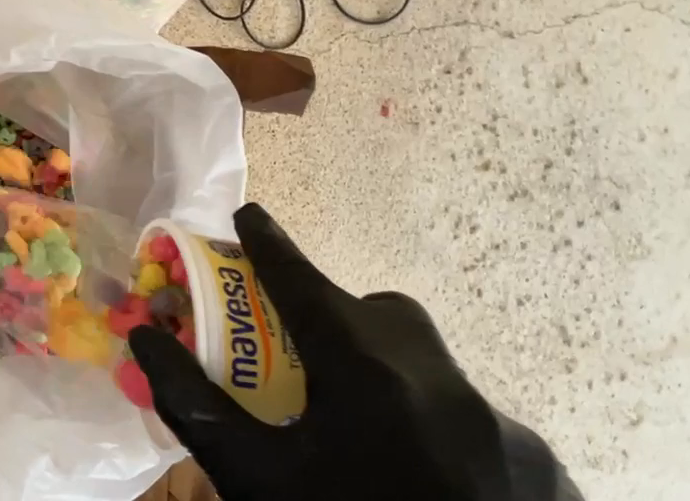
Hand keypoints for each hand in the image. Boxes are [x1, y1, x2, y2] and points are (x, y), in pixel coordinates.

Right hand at [127, 204, 581, 500]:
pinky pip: (475, 421)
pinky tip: (420, 478)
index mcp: (365, 372)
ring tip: (359, 429)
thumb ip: (195, 404)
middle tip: (302, 354)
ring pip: (430, 368)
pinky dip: (435, 429)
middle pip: (380, 314)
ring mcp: (503, 427)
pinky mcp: (545, 470)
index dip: (268, 244)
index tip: (246, 215)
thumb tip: (145, 338)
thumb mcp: (254, 479)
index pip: (302, 283)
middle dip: (335, 313)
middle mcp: (438, 382)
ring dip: (387, 374)